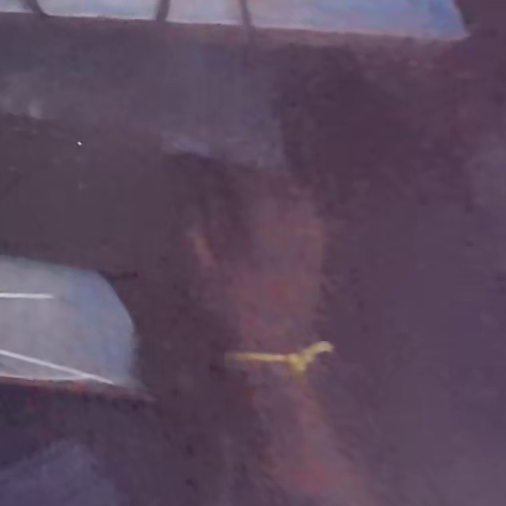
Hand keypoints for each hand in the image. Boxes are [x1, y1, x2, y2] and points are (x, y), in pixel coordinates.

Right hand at [186, 166, 325, 351]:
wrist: (268, 348)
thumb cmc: (224, 304)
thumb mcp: (195, 264)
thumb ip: (194, 222)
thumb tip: (192, 191)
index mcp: (260, 224)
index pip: (240, 178)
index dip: (213, 164)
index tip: (188, 158)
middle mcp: (292, 223)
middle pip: (271, 180)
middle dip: (241, 168)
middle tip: (212, 165)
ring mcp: (310, 237)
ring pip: (294, 192)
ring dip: (266, 179)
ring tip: (240, 178)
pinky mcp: (317, 251)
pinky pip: (307, 211)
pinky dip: (287, 197)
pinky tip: (270, 201)